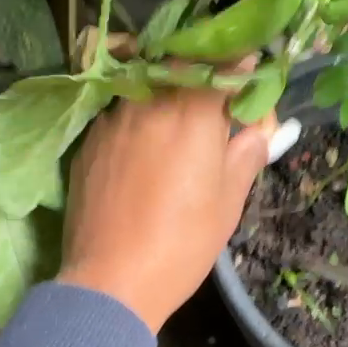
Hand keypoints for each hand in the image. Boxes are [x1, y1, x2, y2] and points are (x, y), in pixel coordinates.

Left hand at [57, 87, 274, 331]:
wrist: (111, 284)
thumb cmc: (180, 247)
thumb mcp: (227, 206)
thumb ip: (246, 156)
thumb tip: (259, 131)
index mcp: (194, 112)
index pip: (226, 62)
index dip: (243, 69)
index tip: (251, 86)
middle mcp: (150, 102)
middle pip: (182, 69)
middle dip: (203, 80)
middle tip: (213, 111)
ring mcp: (113, 121)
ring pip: (147, 91)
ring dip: (166, 102)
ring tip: (175, 136)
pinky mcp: (89, 144)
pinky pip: (120, 119)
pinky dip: (137, 127)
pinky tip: (142, 159)